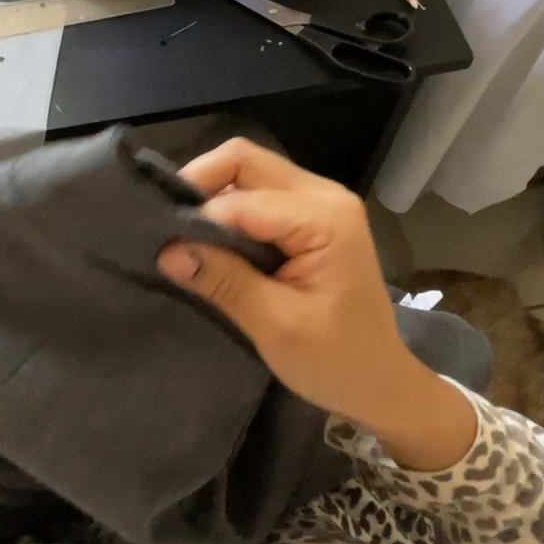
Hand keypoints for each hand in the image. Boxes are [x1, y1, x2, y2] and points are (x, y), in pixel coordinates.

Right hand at [157, 139, 475, 470]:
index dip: (199, 216)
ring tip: (185, 235)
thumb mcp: (276, 326)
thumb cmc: (337, 361)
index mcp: (325, 218)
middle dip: (201, 185)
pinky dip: (232, 209)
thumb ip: (224, 281)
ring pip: (252, 173)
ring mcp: (323, 203)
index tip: (162, 245)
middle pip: (247, 161)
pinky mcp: (315, 217)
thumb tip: (168, 251)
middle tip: (167, 226)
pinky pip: (263, 194)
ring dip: (215, 196)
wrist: (381, 383)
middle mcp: (326, 195)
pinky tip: (213, 240)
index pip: (244, 197)